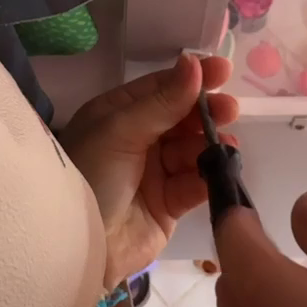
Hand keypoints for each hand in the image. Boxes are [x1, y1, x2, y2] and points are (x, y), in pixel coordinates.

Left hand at [60, 53, 238, 288]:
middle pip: (180, 118)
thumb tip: (194, 62)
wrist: (76, 244)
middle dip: (206, 112)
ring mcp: (153, 172)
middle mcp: (137, 138)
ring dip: (210, 144)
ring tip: (226, 143)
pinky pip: (193, 184)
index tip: (224, 69)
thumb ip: (163, 101)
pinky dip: (209, 176)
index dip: (192, 78)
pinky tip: (222, 167)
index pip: (161, 87)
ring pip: (191, 150)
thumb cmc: (91, 172)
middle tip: (230, 109)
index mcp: (118, 113)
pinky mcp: (167, 205)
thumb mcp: (121, 129)